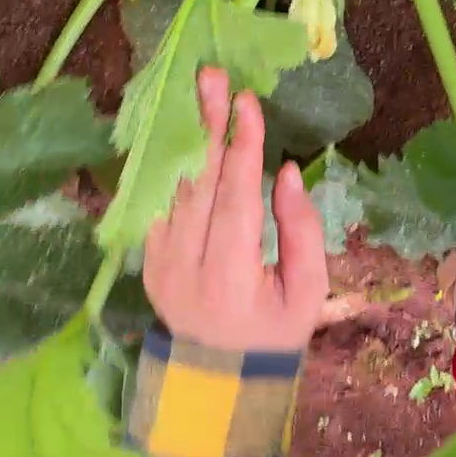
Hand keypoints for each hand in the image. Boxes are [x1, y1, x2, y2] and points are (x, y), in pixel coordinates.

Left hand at [142, 67, 328, 352]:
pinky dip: (168, 164)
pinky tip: (178, 130)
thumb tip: (287, 170)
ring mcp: (158, 264)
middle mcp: (184, 267)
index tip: (248, 102)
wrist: (219, 379)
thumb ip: (301, 230)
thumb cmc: (275, 331)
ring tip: (196, 93)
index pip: (235, 200)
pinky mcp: (147, 260)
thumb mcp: (308, 291)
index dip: (242, 148)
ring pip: (172, 188)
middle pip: (197, 184)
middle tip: (212, 76)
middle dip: (207, 125)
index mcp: (229, 277)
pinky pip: (156, 202)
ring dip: (187, 137)